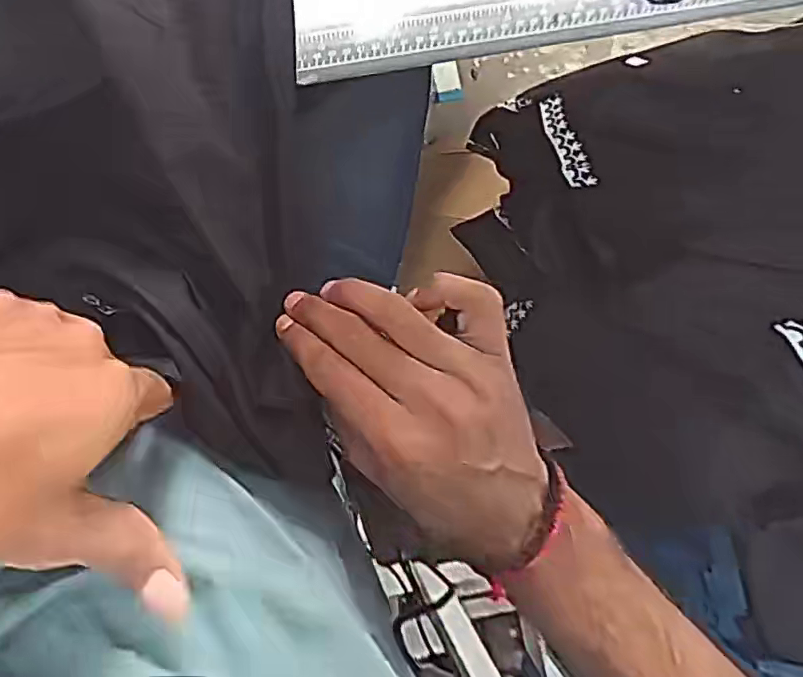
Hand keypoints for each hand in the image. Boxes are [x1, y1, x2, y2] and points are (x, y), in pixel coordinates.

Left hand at [0, 289, 189, 619]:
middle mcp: (78, 342)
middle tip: (47, 449)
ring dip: (45, 374)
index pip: (153, 393)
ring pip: (58, 347)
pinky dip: (6, 352)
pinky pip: (16, 328)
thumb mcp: (54, 532)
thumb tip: (173, 587)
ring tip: (1, 423)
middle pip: (101, 370)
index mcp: (110, 390)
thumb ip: (129, 547)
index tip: (117, 441)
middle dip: (85, 402)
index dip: (137, 420)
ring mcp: (31, 318)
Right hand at [276, 274, 547, 570]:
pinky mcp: (497, 357)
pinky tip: (414, 294)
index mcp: (397, 438)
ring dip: (357, 293)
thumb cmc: (441, 498)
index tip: (286, 325)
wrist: (516, 515)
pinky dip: (441, 287)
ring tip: (335, 290)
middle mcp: (433, 401)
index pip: (333, 370)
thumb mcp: (374, 470)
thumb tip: (315, 359)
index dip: (301, 341)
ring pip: (400, 312)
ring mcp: (469, 373)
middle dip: (317, 313)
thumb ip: (342, 415)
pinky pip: (472, 301)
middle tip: (298, 301)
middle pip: (358, 337)